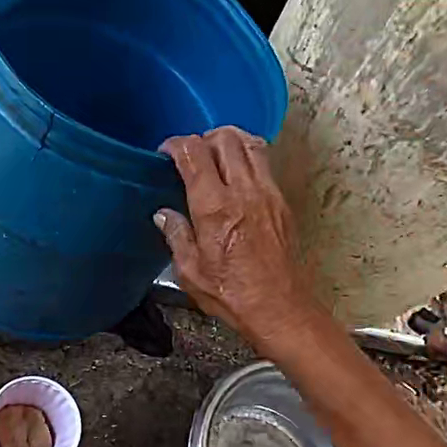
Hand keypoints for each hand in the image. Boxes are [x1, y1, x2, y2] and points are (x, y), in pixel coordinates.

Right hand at [156, 127, 320, 342]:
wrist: (278, 308)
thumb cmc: (232, 294)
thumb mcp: (189, 270)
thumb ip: (176, 235)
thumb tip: (164, 215)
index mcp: (214, 208)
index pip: (194, 154)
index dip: (176, 145)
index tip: (166, 151)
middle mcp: (244, 193)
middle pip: (225, 138)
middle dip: (202, 138)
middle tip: (189, 153)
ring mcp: (267, 194)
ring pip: (250, 144)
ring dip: (229, 141)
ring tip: (213, 154)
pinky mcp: (281, 203)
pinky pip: (265, 163)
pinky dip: (247, 156)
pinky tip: (234, 172)